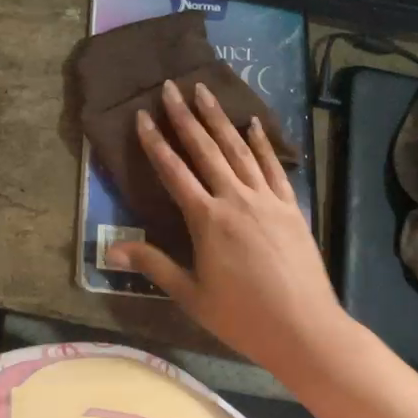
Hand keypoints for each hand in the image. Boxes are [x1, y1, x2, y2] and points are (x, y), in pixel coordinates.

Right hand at [107, 80, 352, 379]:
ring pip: (238, 149)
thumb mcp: (191, 295)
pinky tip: (253, 123)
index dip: (155, 142)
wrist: (307, 330)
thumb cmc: (243, 318)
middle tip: (170, 86)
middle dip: (185, 116)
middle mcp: (235, 199)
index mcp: (207, 220)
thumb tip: (110, 249)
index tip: (142, 115)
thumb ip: (154, 265)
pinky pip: (273, 166)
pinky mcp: (290, 207)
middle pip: (205, 149)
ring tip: (204, 91)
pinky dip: (262, 143)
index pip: (173, 171)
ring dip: (219, 118)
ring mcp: (266, 199)